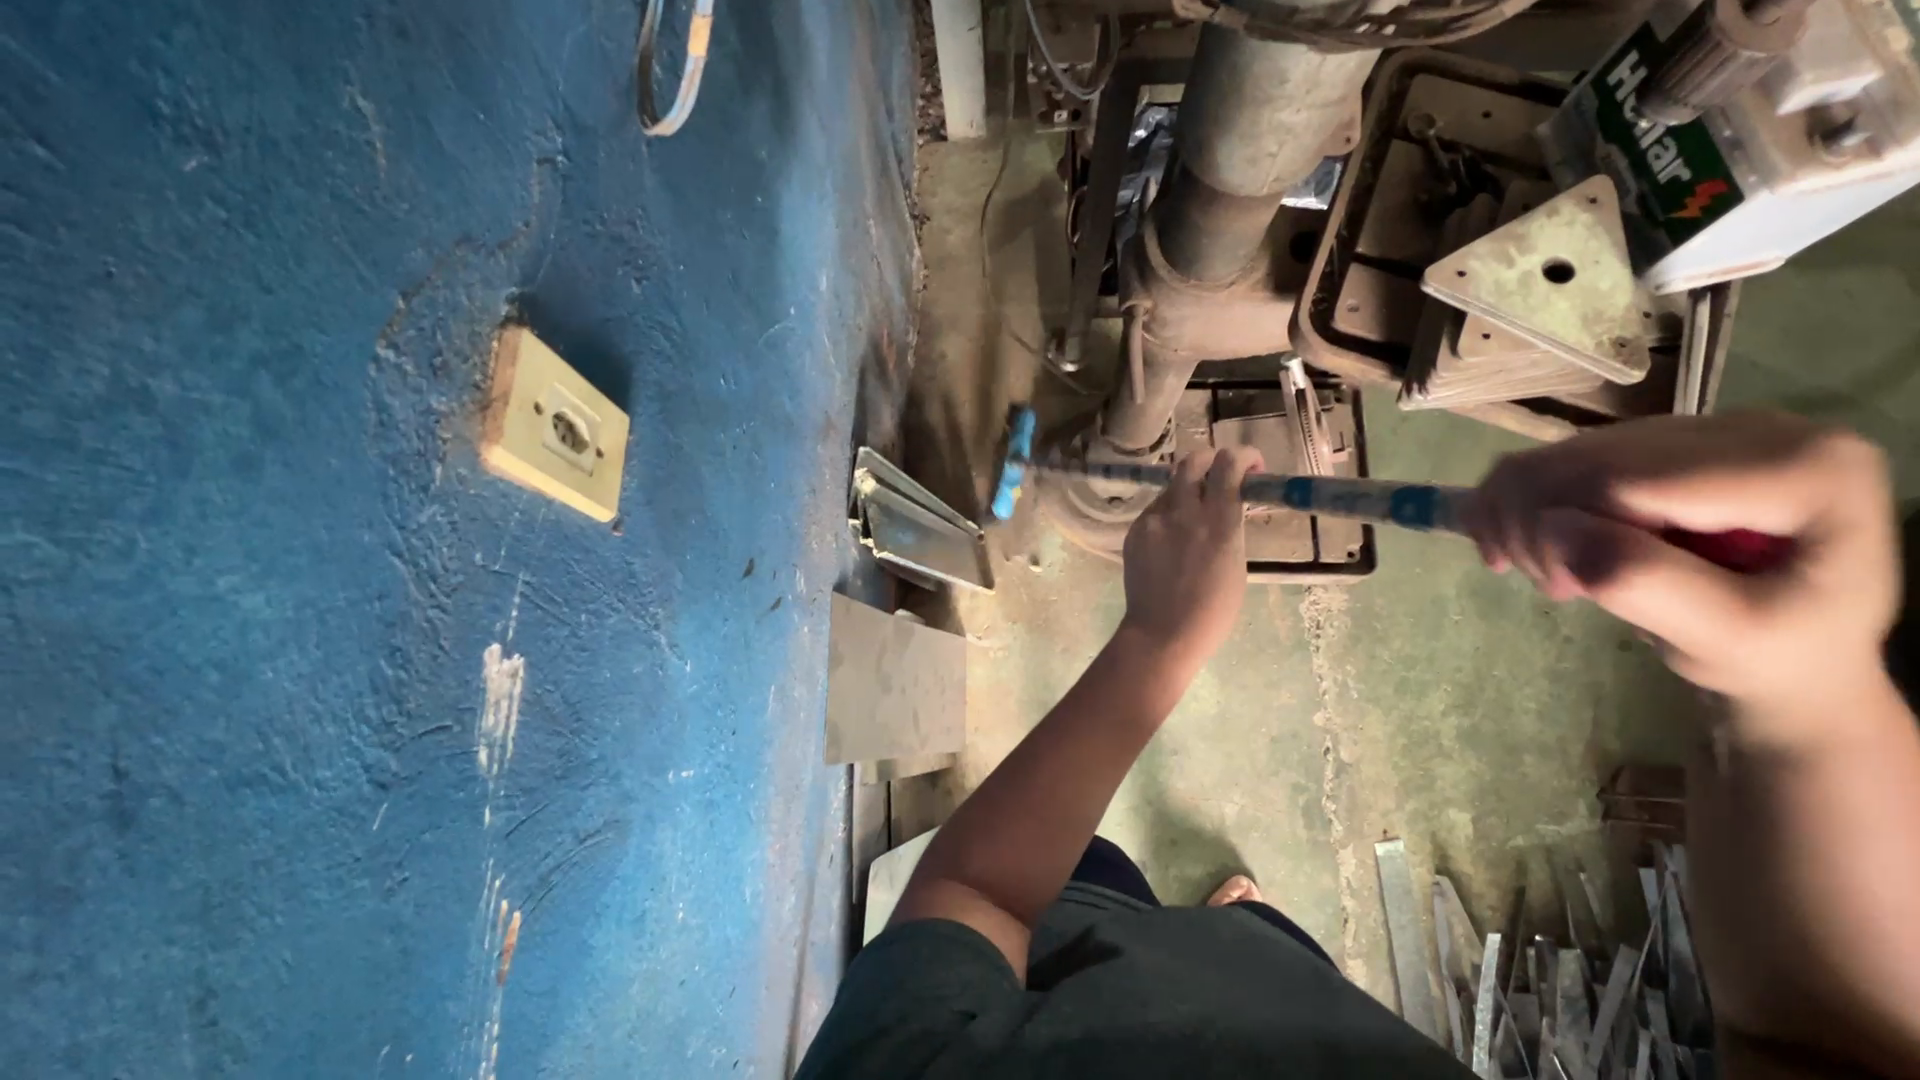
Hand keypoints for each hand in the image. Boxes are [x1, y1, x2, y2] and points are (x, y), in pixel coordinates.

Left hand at [1119, 447, 1264, 670]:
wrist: (1162, 632)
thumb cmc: (1213, 610)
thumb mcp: (1236, 562)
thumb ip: (1231, 526)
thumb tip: (1229, 504)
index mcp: (1219, 522)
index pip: (1228, 464)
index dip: (1243, 455)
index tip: (1252, 466)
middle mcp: (1184, 512)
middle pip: (1193, 460)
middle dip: (1210, 460)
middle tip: (1220, 474)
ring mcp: (1154, 520)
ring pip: (1172, 486)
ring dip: (1188, 489)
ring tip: (1194, 514)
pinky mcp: (1135, 531)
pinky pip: (1155, 510)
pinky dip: (1168, 514)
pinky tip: (1172, 540)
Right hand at [1463, 412, 1897, 730]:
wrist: (1802, 652)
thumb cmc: (1778, 654)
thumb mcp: (1729, 639)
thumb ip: (1649, 583)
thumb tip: (1552, 527)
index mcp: (1800, 468)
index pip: (1626, 480)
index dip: (1567, 533)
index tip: (1564, 594)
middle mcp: (1752, 430)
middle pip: (1588, 460)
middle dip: (1536, 526)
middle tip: (1552, 587)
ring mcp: (1703, 431)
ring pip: (1563, 456)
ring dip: (1525, 518)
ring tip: (1551, 572)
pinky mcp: (1664, 444)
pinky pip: (1562, 457)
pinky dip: (1523, 503)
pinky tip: (1535, 544)